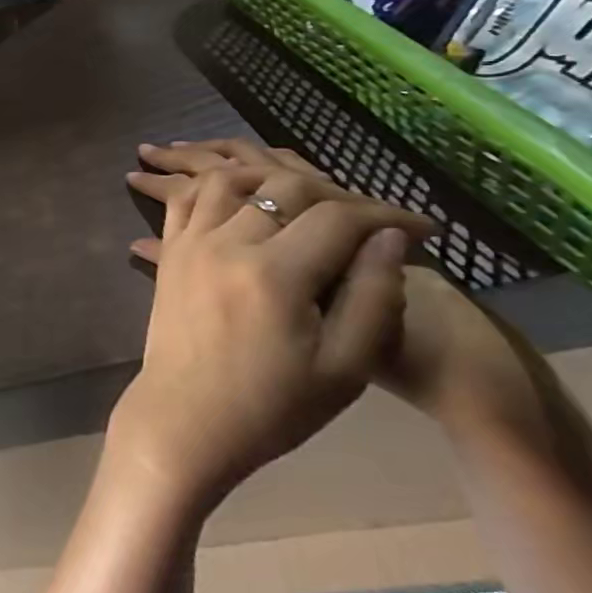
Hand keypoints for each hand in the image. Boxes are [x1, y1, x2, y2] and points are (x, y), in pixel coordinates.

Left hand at [127, 141, 547, 454]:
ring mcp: (188, 244)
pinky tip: (237, 189)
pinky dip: (211, 184)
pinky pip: (185, 200)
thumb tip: (388, 235)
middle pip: (280, 187)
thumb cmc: (273, 404)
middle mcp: (225, 245)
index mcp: (274, 273)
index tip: (420, 228)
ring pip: (222, 179)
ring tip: (302, 191)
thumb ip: (374, 293)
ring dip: (265, 175)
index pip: (335, 217)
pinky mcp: (170, 252)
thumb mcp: (346, 363)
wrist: (187, 417)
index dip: (385, 215)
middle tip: (364, 213)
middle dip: (332, 192)